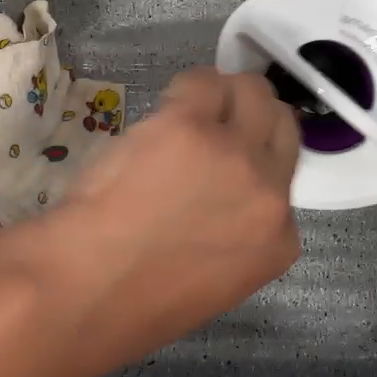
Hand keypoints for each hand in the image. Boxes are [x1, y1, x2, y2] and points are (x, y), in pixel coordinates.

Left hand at [52, 68, 300, 351]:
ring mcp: (233, 151)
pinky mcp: (190, 122)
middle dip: (254, 115)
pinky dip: (187, 87)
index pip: (284, 176)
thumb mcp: (219, 275)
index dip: (254, 161)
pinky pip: (202, 81)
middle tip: (219, 120)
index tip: (228, 160)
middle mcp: (268, 189)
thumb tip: (222, 187)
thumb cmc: (142, 296)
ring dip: (225, 94)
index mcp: (278, 238)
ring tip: (193, 109)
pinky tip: (167, 106)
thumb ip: (237, 225)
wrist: (93, 284)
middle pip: (281, 122)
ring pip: (251, 91)